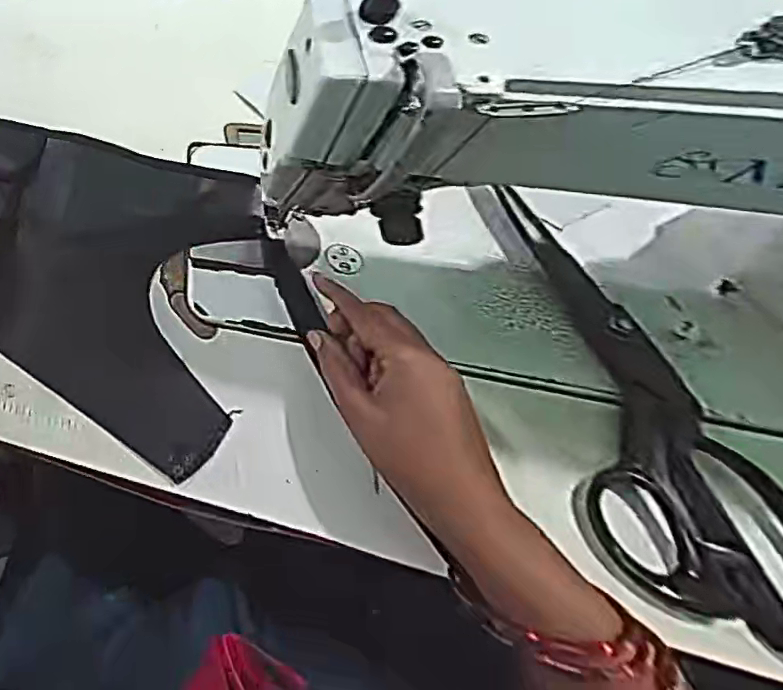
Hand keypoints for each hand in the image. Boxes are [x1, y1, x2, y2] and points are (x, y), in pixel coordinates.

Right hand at [308, 275, 514, 542]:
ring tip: (353, 378)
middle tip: (330, 342)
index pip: (363, 312)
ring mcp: (442, 374)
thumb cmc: (417, 462)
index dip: (336, 294)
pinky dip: (385, 360)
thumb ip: (334, 366)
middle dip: (352, 322)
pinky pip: (409, 356)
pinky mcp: (446, 388)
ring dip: (368, 344)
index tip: (320, 282)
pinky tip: (373, 389)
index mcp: (407, 358)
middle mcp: (430, 360)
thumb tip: (322, 340)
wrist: (462, 500)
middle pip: (383, 318)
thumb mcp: (355, 409)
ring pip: (396, 337)